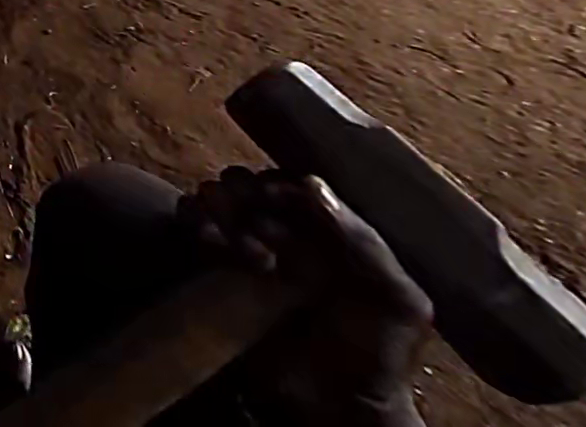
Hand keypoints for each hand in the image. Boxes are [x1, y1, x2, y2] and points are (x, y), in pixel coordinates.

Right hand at [178, 168, 430, 426]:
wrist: (333, 405)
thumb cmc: (375, 353)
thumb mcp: (396, 301)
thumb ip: (364, 242)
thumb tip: (310, 183)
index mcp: (320, 224)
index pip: (287, 181)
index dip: (279, 185)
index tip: (276, 198)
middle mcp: (278, 225)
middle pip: (245, 182)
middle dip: (247, 197)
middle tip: (265, 233)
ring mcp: (240, 241)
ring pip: (214, 195)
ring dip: (223, 212)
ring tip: (252, 256)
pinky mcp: (210, 261)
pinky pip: (189, 220)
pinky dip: (194, 220)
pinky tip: (212, 244)